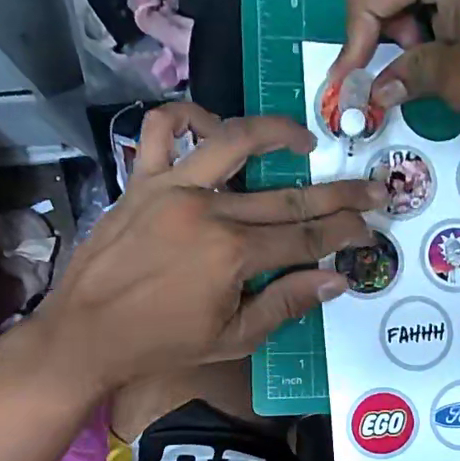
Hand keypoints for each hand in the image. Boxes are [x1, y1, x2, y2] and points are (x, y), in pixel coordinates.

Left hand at [28, 102, 379, 397]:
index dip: (345, 231)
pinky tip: (213, 126)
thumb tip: (336, 280)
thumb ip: (286, 303)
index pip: (307, 237)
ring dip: (277, 133)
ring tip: (306, 139)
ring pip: (233, 141)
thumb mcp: (234, 338)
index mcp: (234, 255)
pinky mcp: (141, 180)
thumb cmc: (165, 343)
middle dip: (339, 194)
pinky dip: (188, 117)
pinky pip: (162, 131)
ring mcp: (172, 188)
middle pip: (288, 195)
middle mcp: (209, 211)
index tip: (372, 226)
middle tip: (372, 188)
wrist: (87, 332)